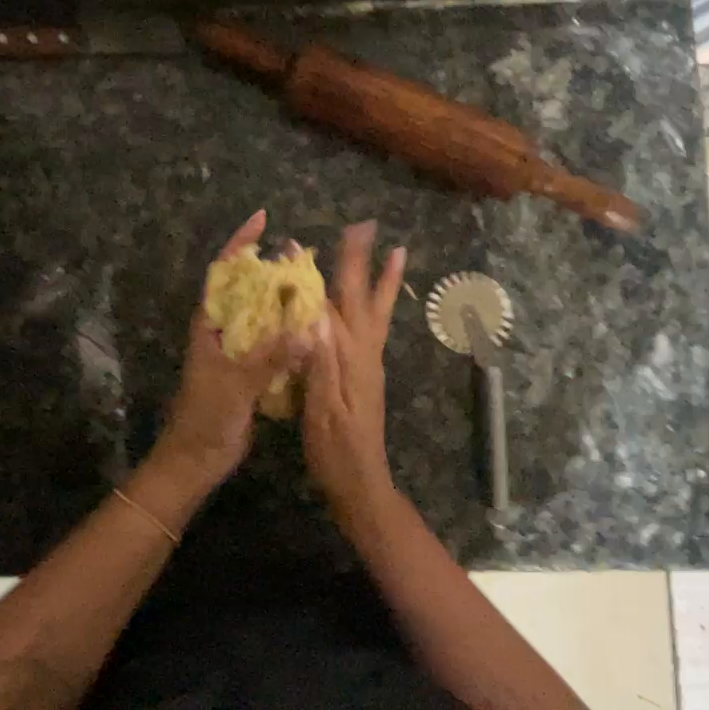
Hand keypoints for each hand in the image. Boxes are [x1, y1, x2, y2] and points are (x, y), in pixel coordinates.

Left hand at [150, 210, 310, 486]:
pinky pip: (273, 342)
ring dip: (284, 300)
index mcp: (210, 324)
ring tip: (315, 284)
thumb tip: (308, 330)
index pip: (224, 272)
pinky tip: (316, 328)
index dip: (240, 244)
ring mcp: (236, 350)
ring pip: (263, 315)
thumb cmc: (206, 418)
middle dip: (271, 269)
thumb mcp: (236, 385)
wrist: (195, 461)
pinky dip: (292, 333)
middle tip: (303, 255)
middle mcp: (222, 330)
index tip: (262, 219)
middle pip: (246, 288)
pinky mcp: (249, 371)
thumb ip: (270, 358)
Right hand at [303, 220, 406, 530]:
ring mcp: (370, 363)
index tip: (311, 240)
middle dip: (364, 261)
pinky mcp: (368, 374)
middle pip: (364, 298)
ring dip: (383, 279)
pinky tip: (375, 301)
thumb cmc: (335, 448)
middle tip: (368, 227)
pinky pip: (374, 327)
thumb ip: (319, 364)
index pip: (333, 303)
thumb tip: (315, 319)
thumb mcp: (320, 409)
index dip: (322, 271)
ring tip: (397, 253)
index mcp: (348, 358)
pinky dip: (377, 304)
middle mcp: (364, 353)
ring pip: (377, 311)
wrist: (362, 482)